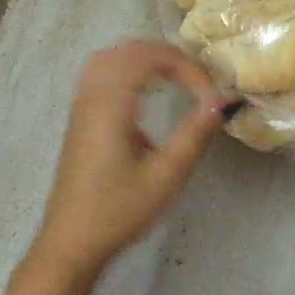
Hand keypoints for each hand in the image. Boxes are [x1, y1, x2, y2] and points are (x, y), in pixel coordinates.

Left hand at [31, 41, 230, 276]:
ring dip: (143, 59)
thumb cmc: (119, 211)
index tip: (208, 94)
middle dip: (165, 55)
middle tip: (194, 79)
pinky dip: (125, 70)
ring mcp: (80, 107)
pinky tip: (144, 94)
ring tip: (172, 78)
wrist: (70, 244)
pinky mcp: (78, 120)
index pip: (149, 57)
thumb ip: (195, 134)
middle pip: (126, 50)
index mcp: (111, 104)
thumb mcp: (166, 176)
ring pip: (109, 58)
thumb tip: (223, 100)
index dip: (184, 66)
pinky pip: (99, 74)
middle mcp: (92, 96)